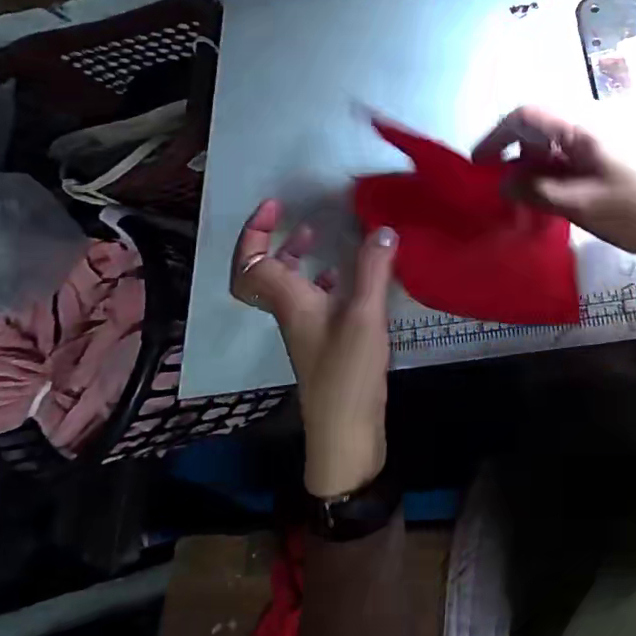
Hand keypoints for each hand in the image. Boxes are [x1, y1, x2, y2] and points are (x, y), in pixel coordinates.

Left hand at [230, 198, 398, 497]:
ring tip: (326, 242)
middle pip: (264, 275)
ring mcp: (307, 330)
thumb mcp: (364, 315)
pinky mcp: (326, 343)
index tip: (276, 206)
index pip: (251, 263)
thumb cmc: (347, 371)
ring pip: (291, 287)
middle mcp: (291, 313)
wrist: (346, 429)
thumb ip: (374, 269)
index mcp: (290, 302)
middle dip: (276, 243)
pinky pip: (316, 301)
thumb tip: (384, 228)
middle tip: (304, 222)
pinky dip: (327, 282)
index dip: (254, 232)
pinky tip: (351, 280)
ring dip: (301, 261)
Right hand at [471, 107, 635, 290]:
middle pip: (545, 128)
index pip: (525, 114)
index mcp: (583, 125)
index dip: (496, 136)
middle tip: (515, 199)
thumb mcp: (584, 206)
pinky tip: (574, 204)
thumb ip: (539, 192)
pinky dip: (570, 175)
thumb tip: (504, 183)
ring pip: (566, 144)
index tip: (480, 166)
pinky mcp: (633, 151)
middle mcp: (598, 120)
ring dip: (546, 170)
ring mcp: (618, 135)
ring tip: (544, 208)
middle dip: (521, 158)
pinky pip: (588, 155)